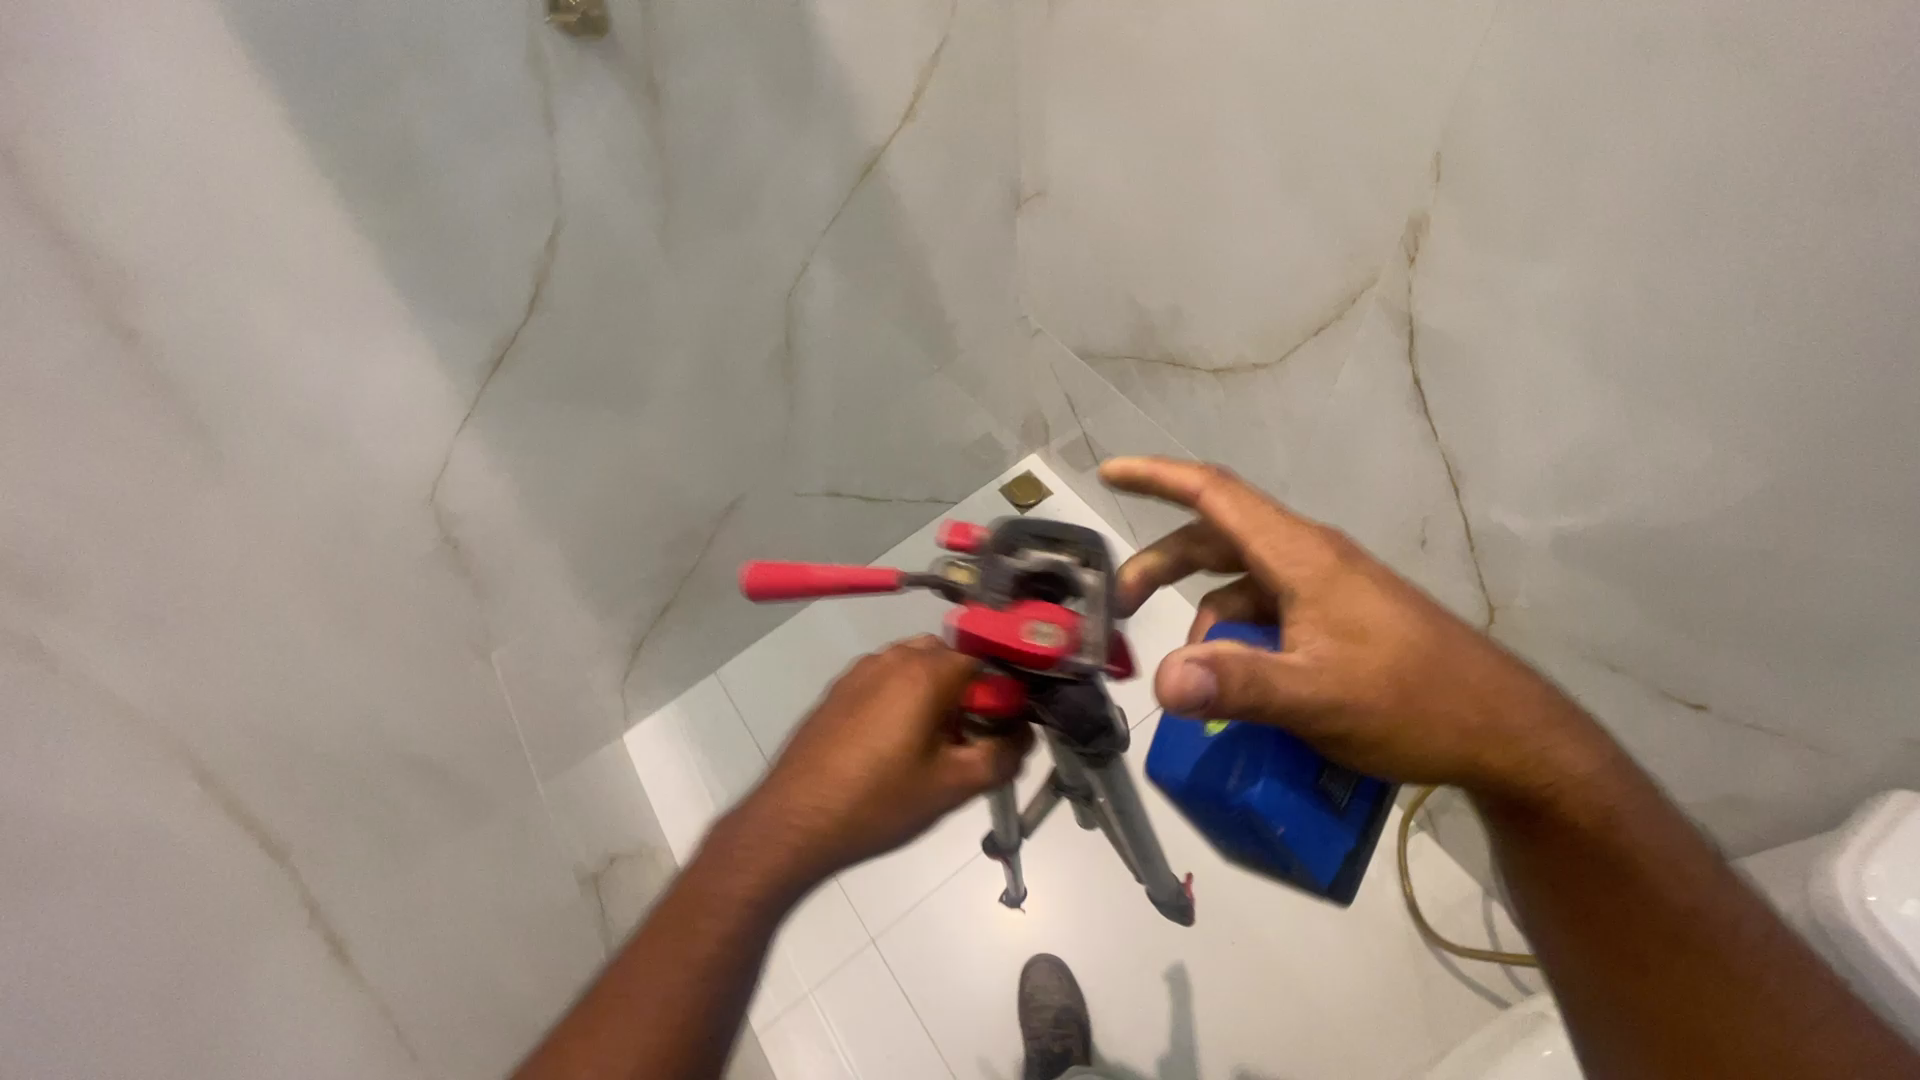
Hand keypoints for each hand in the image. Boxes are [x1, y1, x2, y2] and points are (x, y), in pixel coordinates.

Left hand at [734, 636, 1032, 881]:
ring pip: (915, 668)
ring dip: (934, 695)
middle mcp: (892, 658)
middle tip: (966, 740)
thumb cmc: (879, 801)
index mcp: (925, 671)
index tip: (1002, 731)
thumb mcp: (953, 786)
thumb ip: (1002, 755)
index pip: (985, 660)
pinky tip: (892, 749)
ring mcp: (859, 672)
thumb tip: (1023, 735)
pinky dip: (902, 701)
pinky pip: (885, 682)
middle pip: (949, 658)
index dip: (1002, 694)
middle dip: (967, 692)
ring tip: (929, 748)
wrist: (794, 822)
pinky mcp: (837, 691)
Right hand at [1102, 457, 1611, 802]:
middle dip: (1161, 566)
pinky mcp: (1337, 621)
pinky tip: (1237, 684)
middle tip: (1121, 607)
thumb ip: (1238, 686)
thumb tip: (1161, 681)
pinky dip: (1236, 638)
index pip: (1215, 494)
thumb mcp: (1317, 698)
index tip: (1109, 472)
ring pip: (1238, 582)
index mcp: (1299, 555)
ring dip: (1201, 615)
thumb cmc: (1414, 703)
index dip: (1157, 477)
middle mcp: (1308, 559)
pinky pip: (1266, 614)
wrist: (1507, 734)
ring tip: (1189, 672)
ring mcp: (1324, 590)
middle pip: (1215, 540)